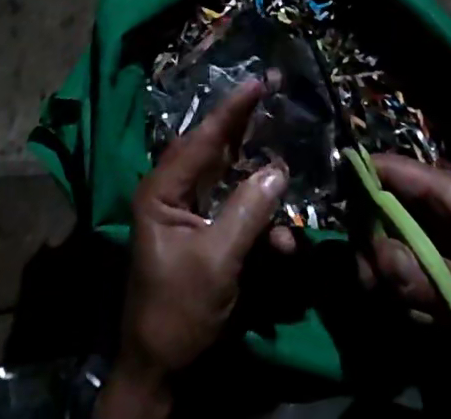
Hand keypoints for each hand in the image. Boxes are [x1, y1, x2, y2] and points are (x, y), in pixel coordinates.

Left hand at [99, 78, 286, 418]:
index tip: (257, 82)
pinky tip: (283, 247)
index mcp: (162, 191)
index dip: (232, 110)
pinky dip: (262, 222)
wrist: (161, 369)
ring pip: (232, 181)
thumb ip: (248, 210)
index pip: (202, 140)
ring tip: (289, 174)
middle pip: (215, 150)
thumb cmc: (178, 310)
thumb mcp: (217, 260)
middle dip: (246, 128)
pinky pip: (239, 212)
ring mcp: (189, 214)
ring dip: (262, 184)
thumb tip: (279, 169)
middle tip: (272, 95)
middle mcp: (173, 193)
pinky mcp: (206, 234)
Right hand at [363, 155, 450, 418]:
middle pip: (390, 203)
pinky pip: (408, 260)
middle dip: (369, 236)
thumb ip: (422, 276)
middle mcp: (450, 207)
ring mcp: (449, 237)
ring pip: (395, 235)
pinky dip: (396, 279)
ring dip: (381, 264)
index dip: (362, 175)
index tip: (326, 189)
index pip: (399, 170)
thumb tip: (371, 254)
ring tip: (380, 295)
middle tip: (363, 275)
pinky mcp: (449, 264)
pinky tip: (399, 303)